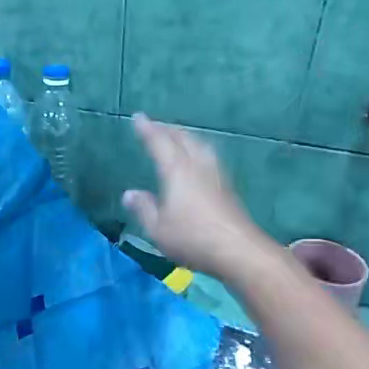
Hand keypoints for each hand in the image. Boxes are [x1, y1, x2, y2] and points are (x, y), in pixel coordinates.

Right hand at [121, 113, 272, 280]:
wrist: (239, 250)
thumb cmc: (192, 238)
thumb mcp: (158, 228)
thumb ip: (143, 208)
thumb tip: (130, 193)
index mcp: (177, 171)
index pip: (160, 143)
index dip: (148, 129)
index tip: (138, 117)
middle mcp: (198, 167)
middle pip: (184, 139)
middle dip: (168, 130)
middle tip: (155, 126)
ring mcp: (216, 176)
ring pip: (200, 146)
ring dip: (186, 137)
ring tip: (177, 137)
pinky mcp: (227, 188)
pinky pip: (209, 157)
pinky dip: (197, 150)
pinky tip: (198, 160)